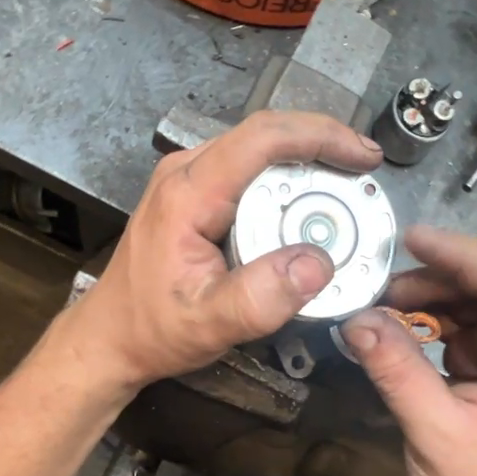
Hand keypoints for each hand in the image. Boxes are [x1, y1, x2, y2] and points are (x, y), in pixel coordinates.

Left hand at [60, 111, 383, 395]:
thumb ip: (261, 298)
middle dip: (322, 147)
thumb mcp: (209, 323)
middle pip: (264, 137)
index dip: (320, 136)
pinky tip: (309, 204)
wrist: (111, 338)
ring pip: (258, 152)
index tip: (364, 156)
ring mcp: (188, 181)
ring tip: (347, 187)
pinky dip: (286, 182)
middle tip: (365, 176)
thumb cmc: (152, 330)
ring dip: (306, 162)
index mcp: (188, 193)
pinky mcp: (194, 197)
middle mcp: (186, 173)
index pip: (262, 139)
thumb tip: (318, 264)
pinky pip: (248, 173)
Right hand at [337, 228, 476, 475]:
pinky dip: (431, 316)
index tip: (414, 240)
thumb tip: (357, 321)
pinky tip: (399, 324)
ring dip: (433, 293)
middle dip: (445, 274)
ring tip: (385, 304)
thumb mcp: (434, 433)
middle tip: (388, 282)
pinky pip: (465, 321)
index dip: (465, 257)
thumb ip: (397, 373)